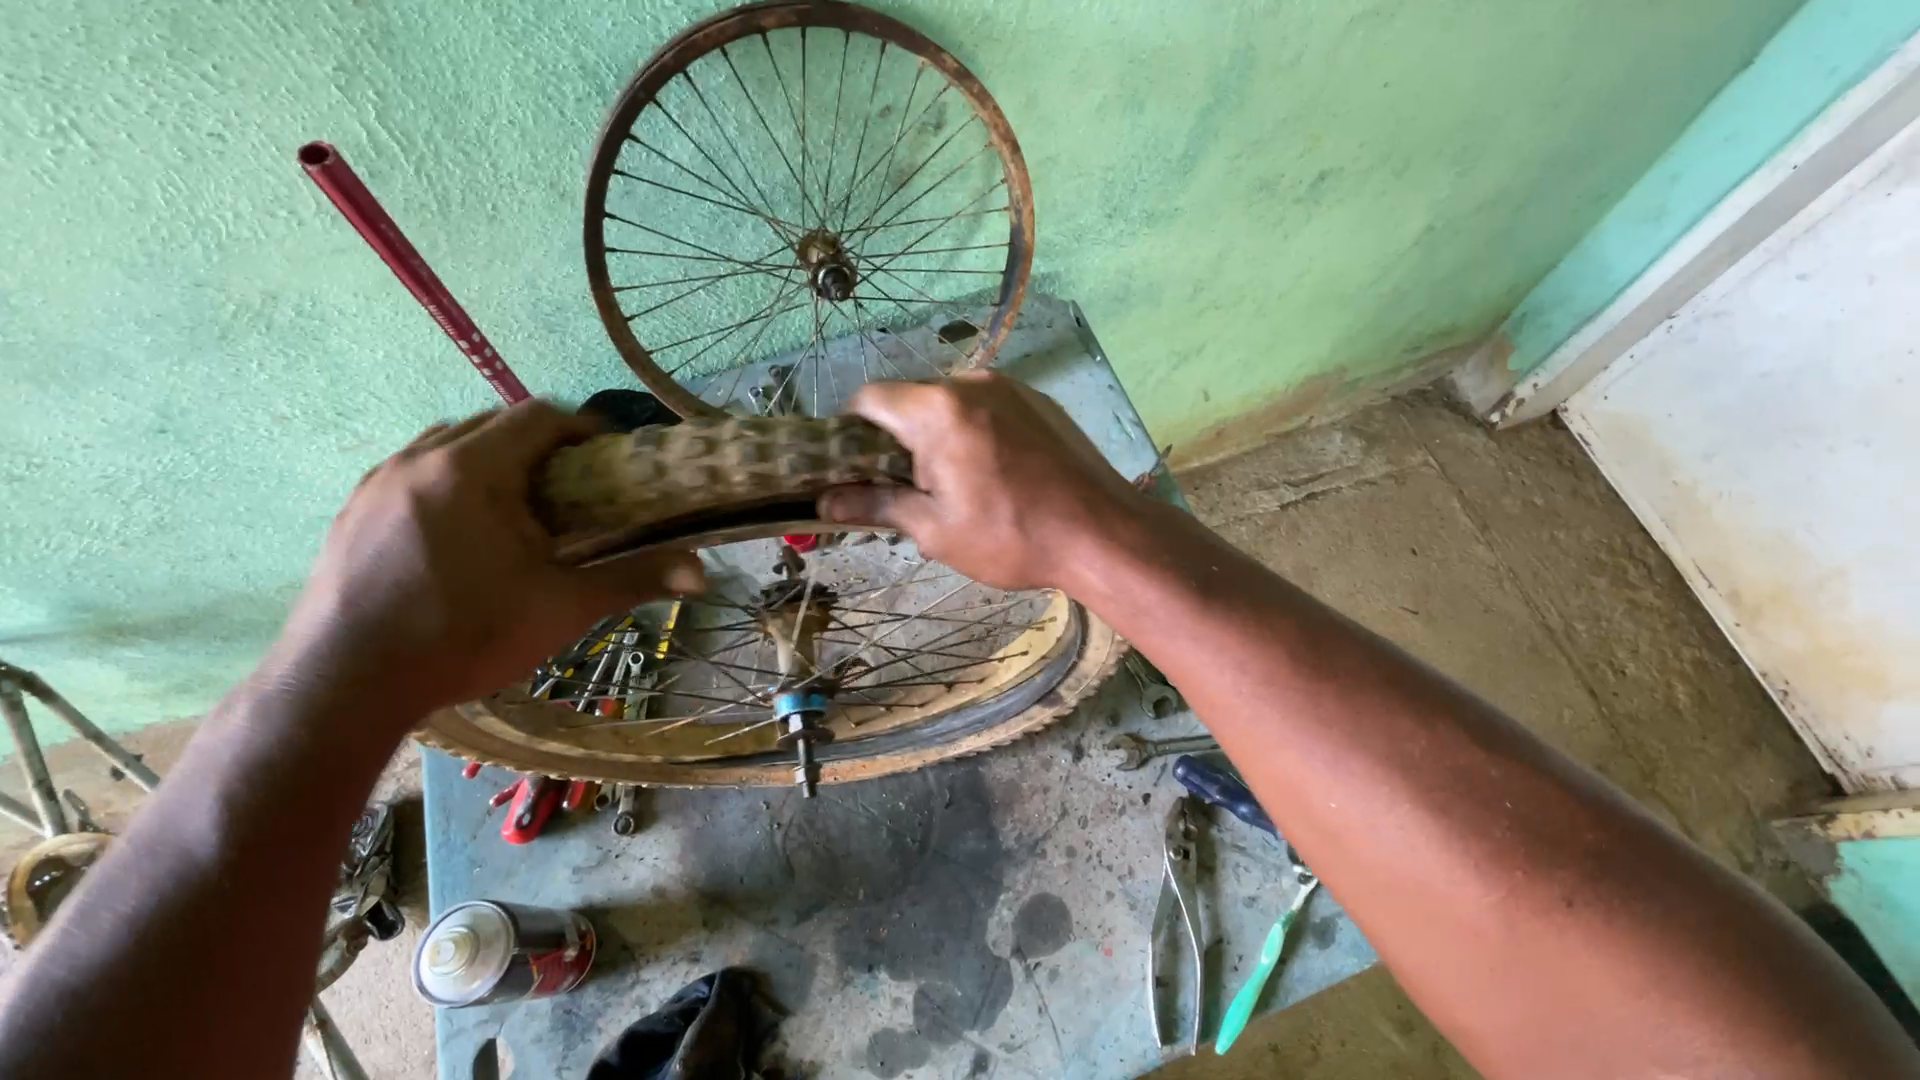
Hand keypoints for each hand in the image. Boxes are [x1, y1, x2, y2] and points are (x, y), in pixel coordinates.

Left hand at [269, 401, 704, 717]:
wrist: (344, 683)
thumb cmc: (465, 635)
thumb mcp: (563, 607)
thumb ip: (635, 579)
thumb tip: (704, 573)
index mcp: (473, 468)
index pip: (540, 416)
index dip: (584, 430)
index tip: (612, 458)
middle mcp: (421, 458)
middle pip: (494, 424)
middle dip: (540, 447)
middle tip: (574, 490)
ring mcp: (379, 482)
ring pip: (449, 445)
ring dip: (493, 460)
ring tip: (521, 509)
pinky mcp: (352, 510)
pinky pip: (415, 471)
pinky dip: (452, 482)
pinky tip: (466, 532)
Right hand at [818, 373, 1144, 590]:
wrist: (1102, 533)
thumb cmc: (1011, 536)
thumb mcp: (934, 529)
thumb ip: (875, 505)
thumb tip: (824, 501)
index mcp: (936, 409)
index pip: (868, 399)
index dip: (849, 431)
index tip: (852, 467)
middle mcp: (970, 383)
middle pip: (910, 401)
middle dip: (896, 440)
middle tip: (906, 488)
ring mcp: (1010, 388)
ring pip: (950, 405)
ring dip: (937, 437)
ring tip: (956, 486)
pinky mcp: (1039, 401)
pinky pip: (987, 408)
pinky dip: (974, 433)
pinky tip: (994, 474)